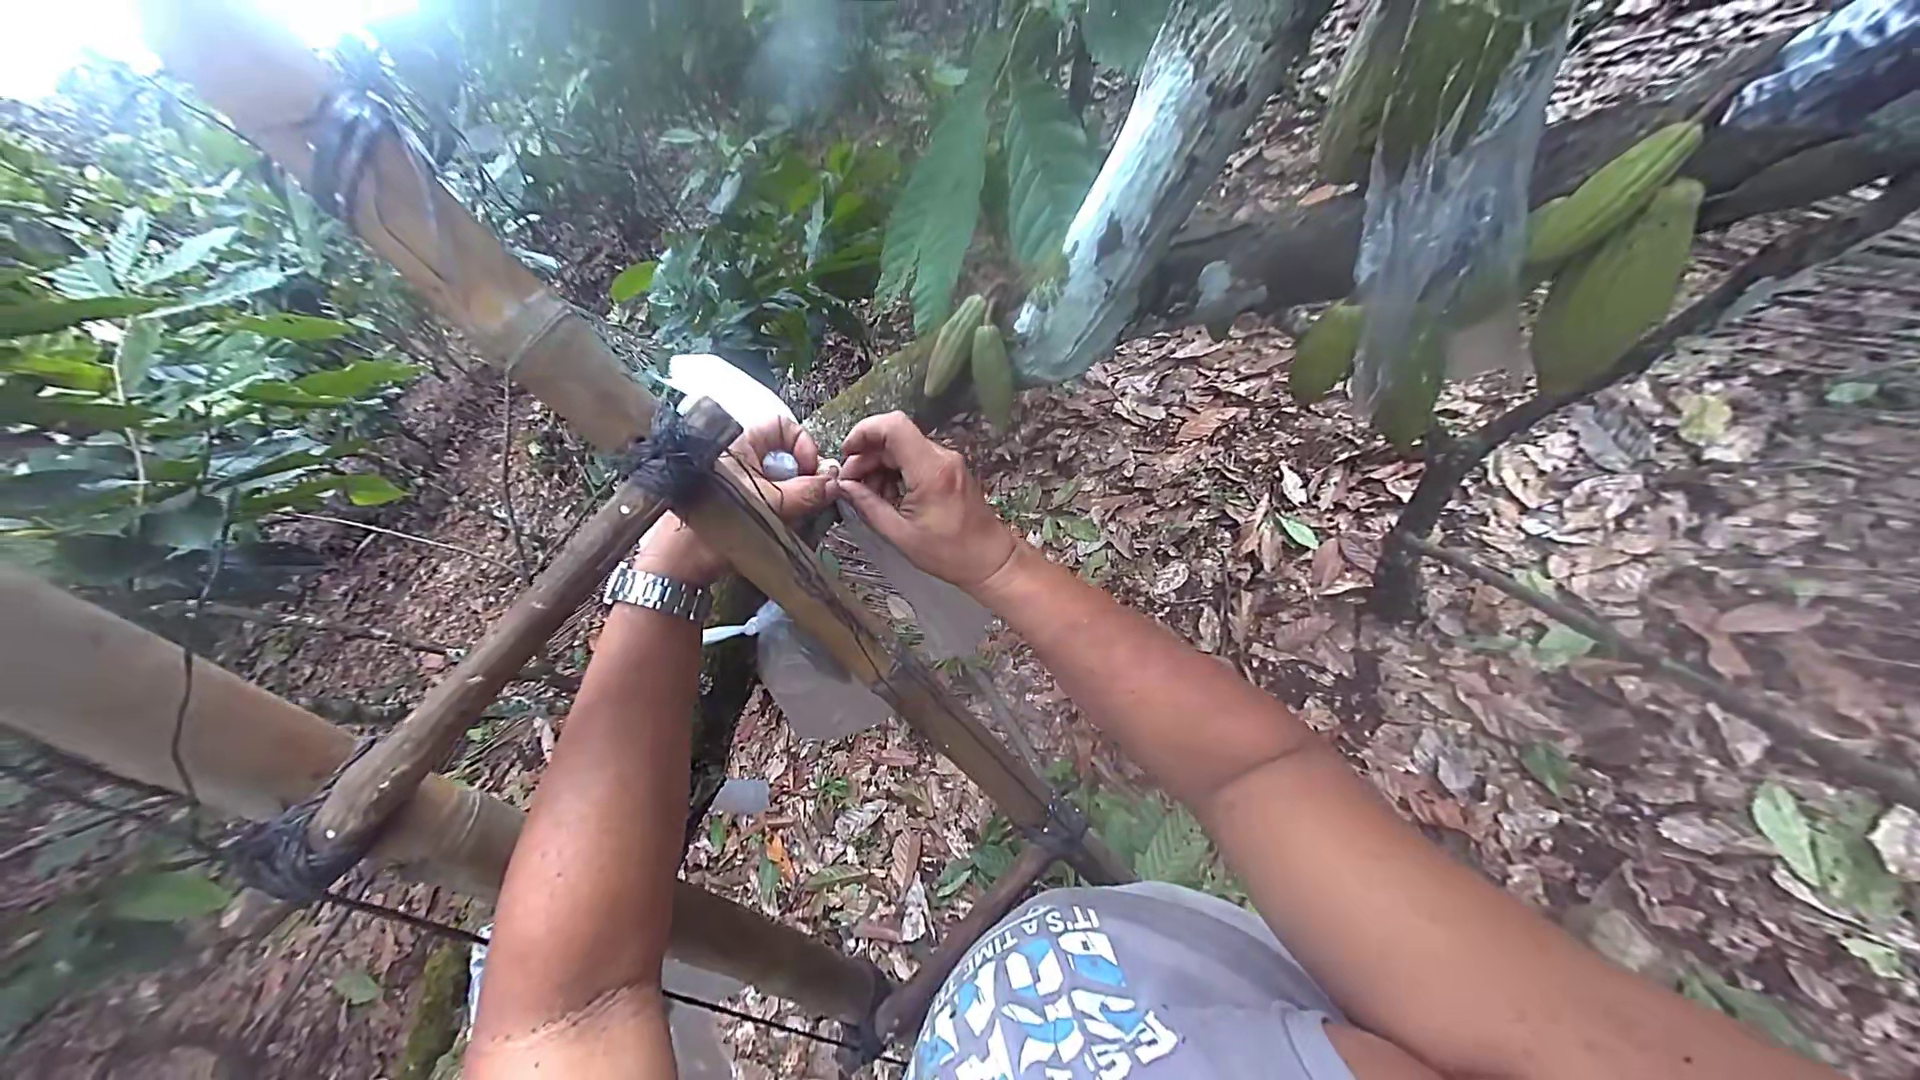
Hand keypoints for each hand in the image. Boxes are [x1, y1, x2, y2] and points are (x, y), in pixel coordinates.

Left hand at [631, 414, 833, 585]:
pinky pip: (768, 497)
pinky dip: (781, 509)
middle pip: (785, 456)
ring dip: (794, 497)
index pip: (783, 426)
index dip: (804, 445)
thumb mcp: (770, 505)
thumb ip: (807, 491)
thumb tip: (835, 482)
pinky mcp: (734, 502)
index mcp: (740, 444)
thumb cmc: (718, 524)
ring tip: (797, 517)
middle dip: (803, 477)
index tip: (812, 472)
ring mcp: (736, 481)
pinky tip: (783, 525)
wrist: (680, 563)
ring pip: (779, 479)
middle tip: (811, 500)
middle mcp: (738, 456)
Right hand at [829, 411, 1015, 590]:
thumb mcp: (899, 534)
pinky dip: (896, 470)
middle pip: (894, 437)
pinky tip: (889, 495)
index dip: (863, 433)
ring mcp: (948, 461)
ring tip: (871, 495)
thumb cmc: (949, 553)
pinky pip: (915, 458)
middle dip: (867, 456)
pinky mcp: (949, 468)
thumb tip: (845, 486)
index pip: (893, 426)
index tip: (847, 455)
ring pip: (903, 447)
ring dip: (880, 465)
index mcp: (931, 471)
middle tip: (852, 485)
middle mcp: (942, 458)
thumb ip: (868, 505)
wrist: (990, 559)